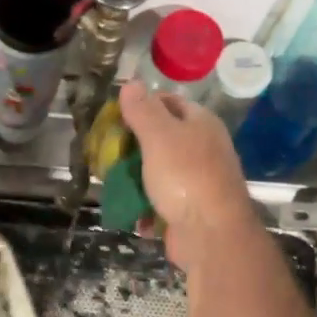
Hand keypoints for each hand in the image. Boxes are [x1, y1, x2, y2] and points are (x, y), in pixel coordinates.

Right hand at [117, 80, 251, 272]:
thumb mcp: (159, 138)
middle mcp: (201, 148)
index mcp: (200, 123)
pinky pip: (161, 204)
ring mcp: (196, 181)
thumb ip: (143, 111)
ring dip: (135, 183)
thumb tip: (130, 83)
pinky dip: (146, 211)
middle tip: (107, 157)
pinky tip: (133, 217)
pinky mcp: (188, 210)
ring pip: (158, 175)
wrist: (210, 233)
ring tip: (113, 188)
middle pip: (161, 141)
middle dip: (133, 150)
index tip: (114, 120)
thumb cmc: (185, 178)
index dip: (141, 107)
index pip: (168, 103)